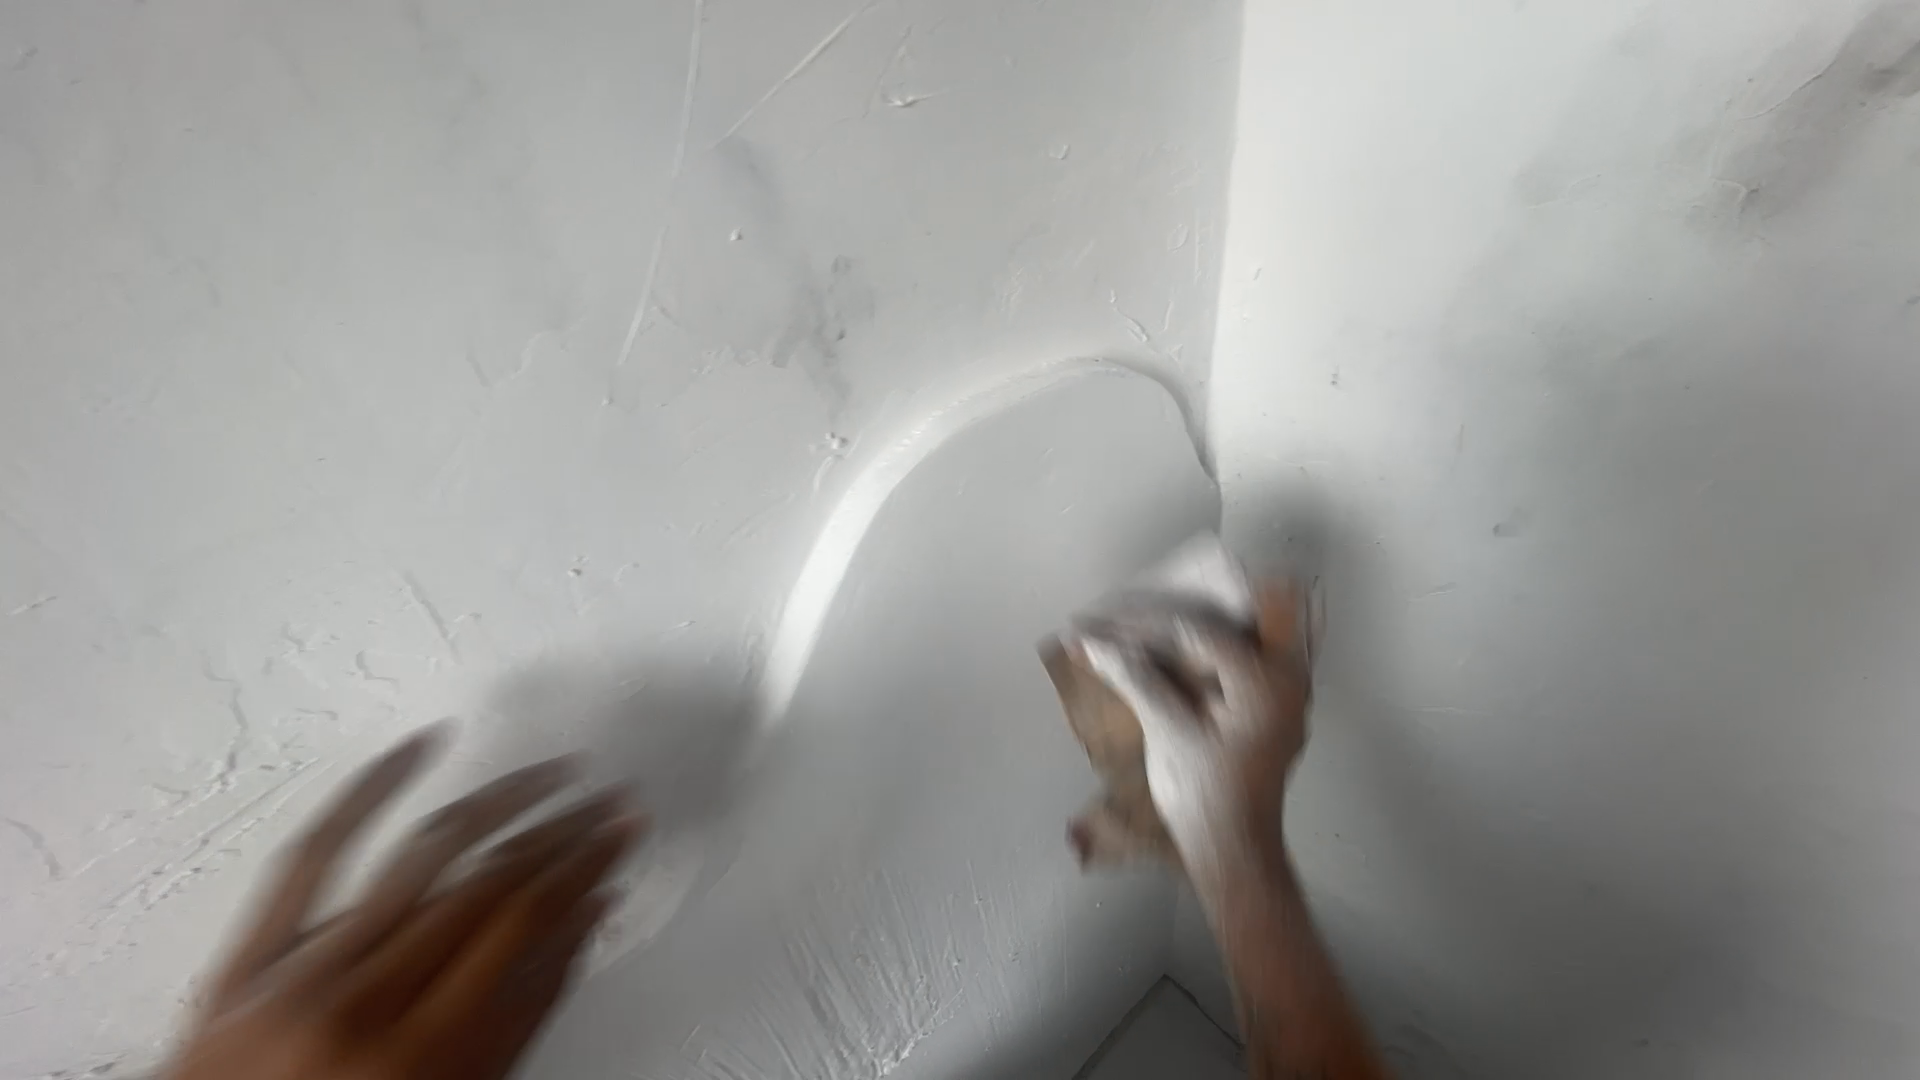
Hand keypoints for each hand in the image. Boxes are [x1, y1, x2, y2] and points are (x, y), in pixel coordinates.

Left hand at [161, 726, 645, 1079]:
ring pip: (425, 853)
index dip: (589, 859)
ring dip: (505, 798)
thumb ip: (533, 1002)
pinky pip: (311, 855)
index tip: (624, 827)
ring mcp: (297, 976)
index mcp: (423, 1050)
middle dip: (565, 828)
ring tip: (555, 771)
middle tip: (607, 799)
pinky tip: (423, 744)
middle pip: (488, 880)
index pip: (528, 917)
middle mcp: (362, 1004)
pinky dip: (370, 790)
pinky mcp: (244, 960)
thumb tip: (594, 906)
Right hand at [1077, 581, 1310, 870]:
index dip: (1144, 625)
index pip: (1199, 632)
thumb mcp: (1167, 729)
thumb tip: (1090, 642)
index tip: (1103, 623)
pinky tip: (1178, 642)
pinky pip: (1251, 653)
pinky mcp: (1268, 702)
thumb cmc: (1204, 793)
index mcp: (1266, 683)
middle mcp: (1287, 678)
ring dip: (1214, 613)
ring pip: (1262, 624)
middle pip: (1260, 604)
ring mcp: (1283, 690)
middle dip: (1209, 590)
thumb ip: (1133, 676)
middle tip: (1158, 585)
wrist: (1231, 849)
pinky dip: (1215, 642)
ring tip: (1162, 607)